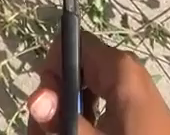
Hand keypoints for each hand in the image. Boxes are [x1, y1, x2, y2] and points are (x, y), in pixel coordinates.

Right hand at [26, 31, 169, 134]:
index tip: (46, 105)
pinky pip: (99, 106)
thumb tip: (35, 98)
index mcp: (118, 68)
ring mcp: (130, 91)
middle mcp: (123, 71)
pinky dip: (85, 121)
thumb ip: (64, 121)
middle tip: (45, 133)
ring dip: (67, 115)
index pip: (71, 44)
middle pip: (74, 71)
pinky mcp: (134, 111)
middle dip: (56, 101)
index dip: (53, 70)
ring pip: (84, 92)